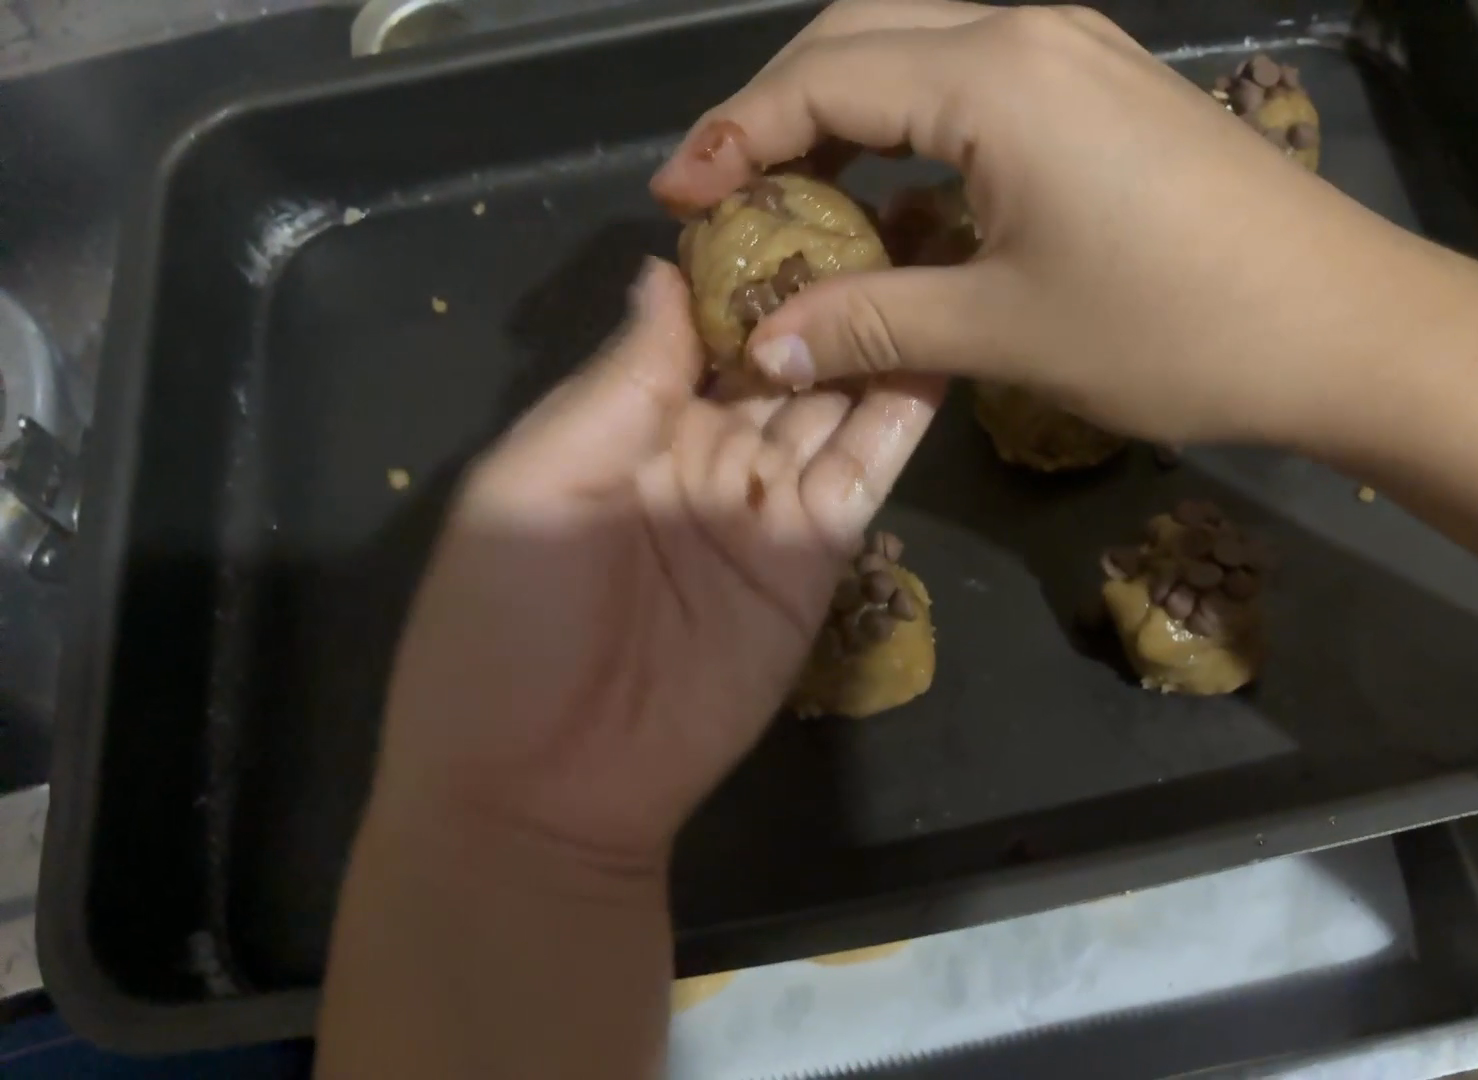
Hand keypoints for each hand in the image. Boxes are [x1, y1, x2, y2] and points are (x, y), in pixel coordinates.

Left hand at [370, 261, 939, 875]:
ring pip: (835, 407)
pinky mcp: (819, 555)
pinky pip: (864, 474)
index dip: (746, 273)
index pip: (704, 330)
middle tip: (890, 220)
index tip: (797, 203)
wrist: (552, 782)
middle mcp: (710, 454)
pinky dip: (899, 419)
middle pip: (782, 361)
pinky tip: (934, 355)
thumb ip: (616, 385)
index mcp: (631, 428)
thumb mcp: (532, 483)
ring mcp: (771, 505)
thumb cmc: (508, 625)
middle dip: (828, 299)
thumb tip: (663, 274)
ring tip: (927, 269)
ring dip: (876, 344)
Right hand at [649, 0, 1477, 452]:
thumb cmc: (1174, 332)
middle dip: (782, 116)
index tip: (677, 197)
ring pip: (923, 60)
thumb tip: (764, 346)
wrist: (1339, 328)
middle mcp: (1030, 32)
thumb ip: (874, 326)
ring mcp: (1081, 58)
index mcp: (995, 75)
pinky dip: (923, 143)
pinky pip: (983, 96)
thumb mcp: (1005, 332)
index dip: (733, 138)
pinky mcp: (1111, 100)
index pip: (821, 78)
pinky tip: (910, 210)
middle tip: (734, 197)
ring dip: (853, 124)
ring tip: (807, 208)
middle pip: (862, 40)